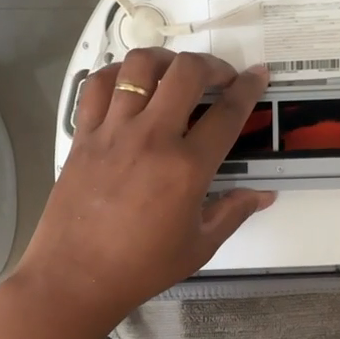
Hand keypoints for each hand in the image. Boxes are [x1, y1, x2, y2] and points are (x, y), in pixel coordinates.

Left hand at [13, 48, 274, 327]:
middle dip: (212, 64)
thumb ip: (232, 213)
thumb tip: (263, 196)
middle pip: (186, 72)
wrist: (76, 278)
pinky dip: (117, 74)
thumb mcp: (198, 246)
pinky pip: (98, 86)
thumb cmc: (141, 268)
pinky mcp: (83, 136)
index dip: (248, 87)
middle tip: (219, 76)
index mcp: (187, 169)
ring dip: (165, 60)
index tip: (258, 75)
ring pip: (139, 66)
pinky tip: (129, 84)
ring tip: (174, 73)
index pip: (227, 112)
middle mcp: (151, 138)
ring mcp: (113, 132)